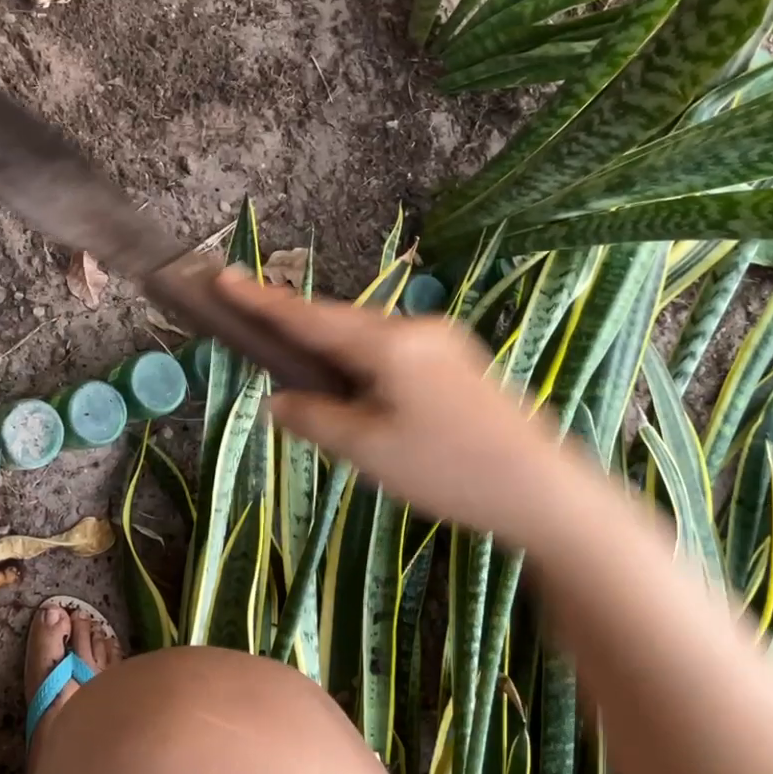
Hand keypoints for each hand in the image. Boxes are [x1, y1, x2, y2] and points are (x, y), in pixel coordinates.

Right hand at [216, 271, 600, 545]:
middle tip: (253, 327)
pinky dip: (359, 362)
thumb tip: (278, 401)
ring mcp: (443, 344)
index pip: (310, 318)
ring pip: (366, 338)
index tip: (224, 278)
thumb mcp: (367, 450)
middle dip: (295, 324)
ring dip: (329, 348)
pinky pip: (391, 352)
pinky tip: (352, 388)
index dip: (262, 301)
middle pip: (339, 322)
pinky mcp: (458, 364)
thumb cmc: (451, 471)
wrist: (548, 495)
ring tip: (298, 370)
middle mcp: (416, 330)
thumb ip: (314, 418)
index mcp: (389, 345)